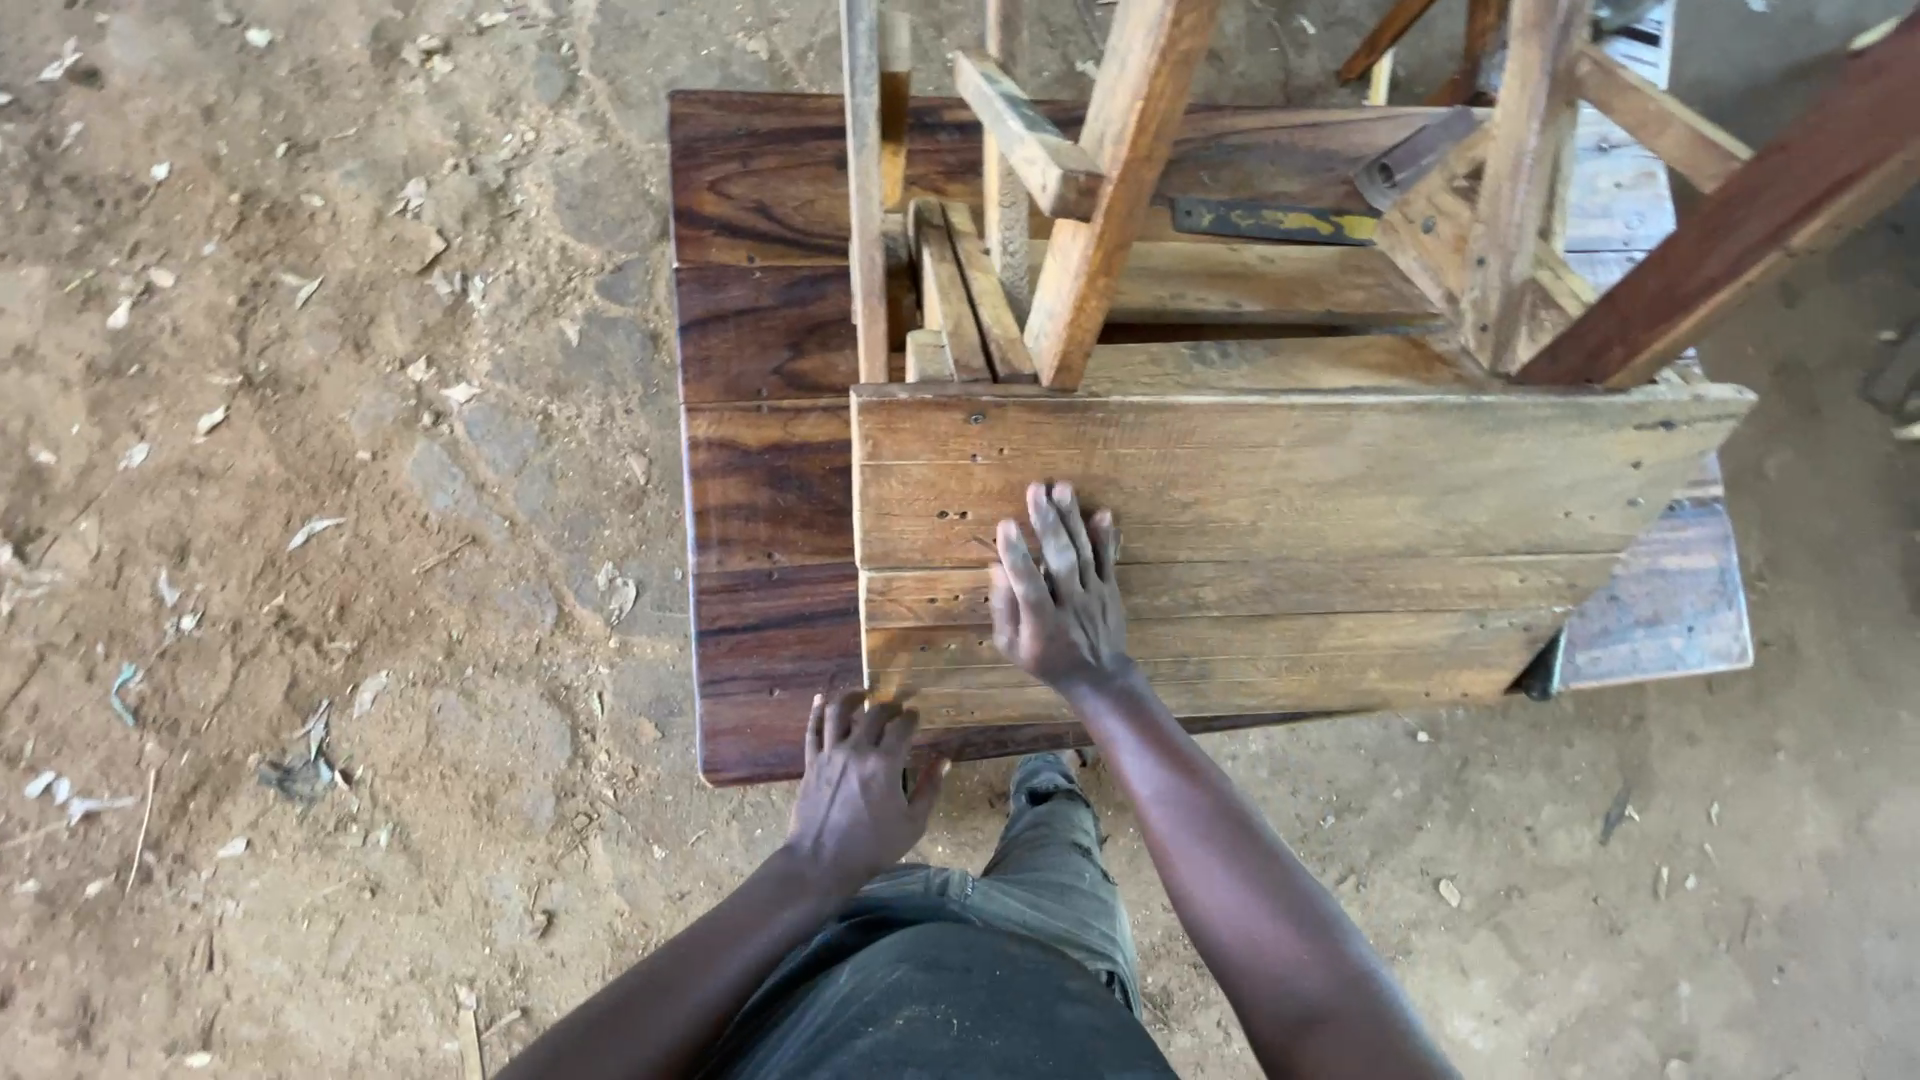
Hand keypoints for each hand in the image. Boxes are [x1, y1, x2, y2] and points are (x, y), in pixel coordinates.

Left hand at [784, 691, 947, 895]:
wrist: (821, 862)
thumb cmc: (872, 847)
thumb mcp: (912, 823)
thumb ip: (929, 788)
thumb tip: (944, 760)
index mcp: (885, 764)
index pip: (902, 727)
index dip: (912, 718)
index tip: (915, 716)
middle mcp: (857, 750)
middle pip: (874, 714)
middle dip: (889, 707)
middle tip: (896, 709)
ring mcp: (830, 754)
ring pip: (839, 712)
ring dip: (852, 697)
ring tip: (861, 693)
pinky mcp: (811, 762)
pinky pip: (813, 729)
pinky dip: (817, 710)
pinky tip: (822, 698)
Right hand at [989, 481, 1129, 694]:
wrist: (1098, 677)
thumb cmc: (1046, 660)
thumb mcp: (1012, 646)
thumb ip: (1003, 608)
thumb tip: (995, 567)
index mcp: (1042, 622)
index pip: (1028, 584)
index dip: (1016, 555)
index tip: (1005, 525)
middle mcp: (1070, 605)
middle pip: (1060, 559)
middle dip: (1047, 523)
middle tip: (1035, 490)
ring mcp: (1094, 595)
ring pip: (1083, 553)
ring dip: (1072, 518)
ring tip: (1062, 488)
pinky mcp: (1110, 589)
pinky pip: (1108, 560)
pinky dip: (1106, 537)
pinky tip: (1102, 513)